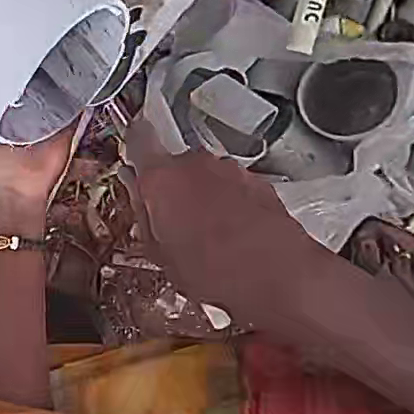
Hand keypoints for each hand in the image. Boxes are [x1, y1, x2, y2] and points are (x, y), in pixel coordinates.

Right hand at [124, 124, 329, 329]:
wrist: (278, 274)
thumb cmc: (210, 270)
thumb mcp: (160, 253)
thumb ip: (143, 213)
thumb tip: (136, 189)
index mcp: (161, 178)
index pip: (140, 138)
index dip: (135, 144)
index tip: (135, 160)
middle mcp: (194, 163)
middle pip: (173, 164)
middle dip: (171, 186)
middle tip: (172, 221)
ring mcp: (228, 169)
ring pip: (203, 175)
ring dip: (201, 194)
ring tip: (207, 233)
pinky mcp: (257, 180)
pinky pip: (230, 186)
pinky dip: (228, 202)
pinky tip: (233, 233)